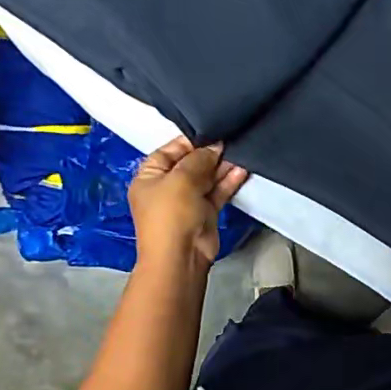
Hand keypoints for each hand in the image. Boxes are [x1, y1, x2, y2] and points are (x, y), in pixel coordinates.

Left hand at [129, 137, 248, 271]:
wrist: (181, 257)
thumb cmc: (171, 214)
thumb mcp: (181, 178)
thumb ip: (199, 158)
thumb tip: (215, 146)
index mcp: (149, 177)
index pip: (169, 151)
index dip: (189, 142)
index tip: (211, 132)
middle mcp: (166, 188)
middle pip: (189, 164)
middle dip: (209, 154)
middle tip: (230, 140)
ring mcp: (186, 202)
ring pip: (206, 178)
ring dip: (222, 167)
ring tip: (240, 152)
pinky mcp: (204, 213)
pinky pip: (217, 193)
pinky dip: (228, 182)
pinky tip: (241, 170)